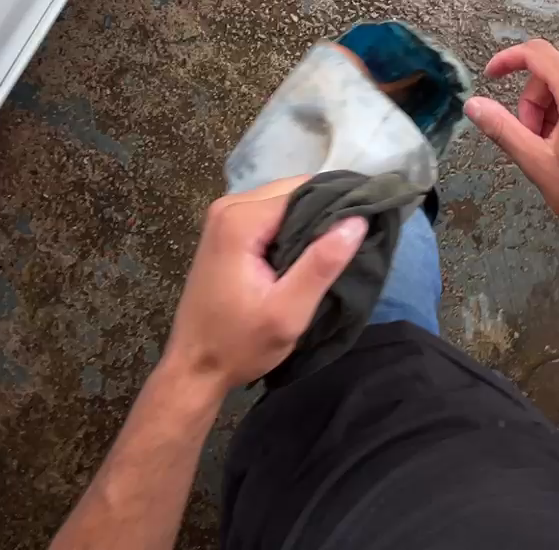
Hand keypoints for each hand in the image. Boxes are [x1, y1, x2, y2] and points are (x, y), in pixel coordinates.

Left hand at [160, 177, 364, 395]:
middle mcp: (228, 206)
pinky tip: (303, 253)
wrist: (193, 368)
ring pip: (283, 200)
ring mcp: (224, 215)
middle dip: (322, 212)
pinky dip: (290, 227)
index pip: (303, 190)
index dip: (336, 205)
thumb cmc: (239, 344)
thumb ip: (321, 264)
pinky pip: (270, 213)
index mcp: (240, 220)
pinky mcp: (226, 228)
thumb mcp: (288, 312)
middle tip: (346, 244)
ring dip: (307, 220)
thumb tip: (357, 220)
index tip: (365, 225)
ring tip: (328, 251)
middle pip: (292, 190)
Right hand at [464, 39, 558, 256]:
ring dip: (555, 112)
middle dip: (534, 103)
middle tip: (532, 141)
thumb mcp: (538, 162)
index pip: (537, 54)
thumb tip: (473, 105)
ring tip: (557, 151)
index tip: (491, 77)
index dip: (508, 60)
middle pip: (555, 75)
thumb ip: (503, 128)